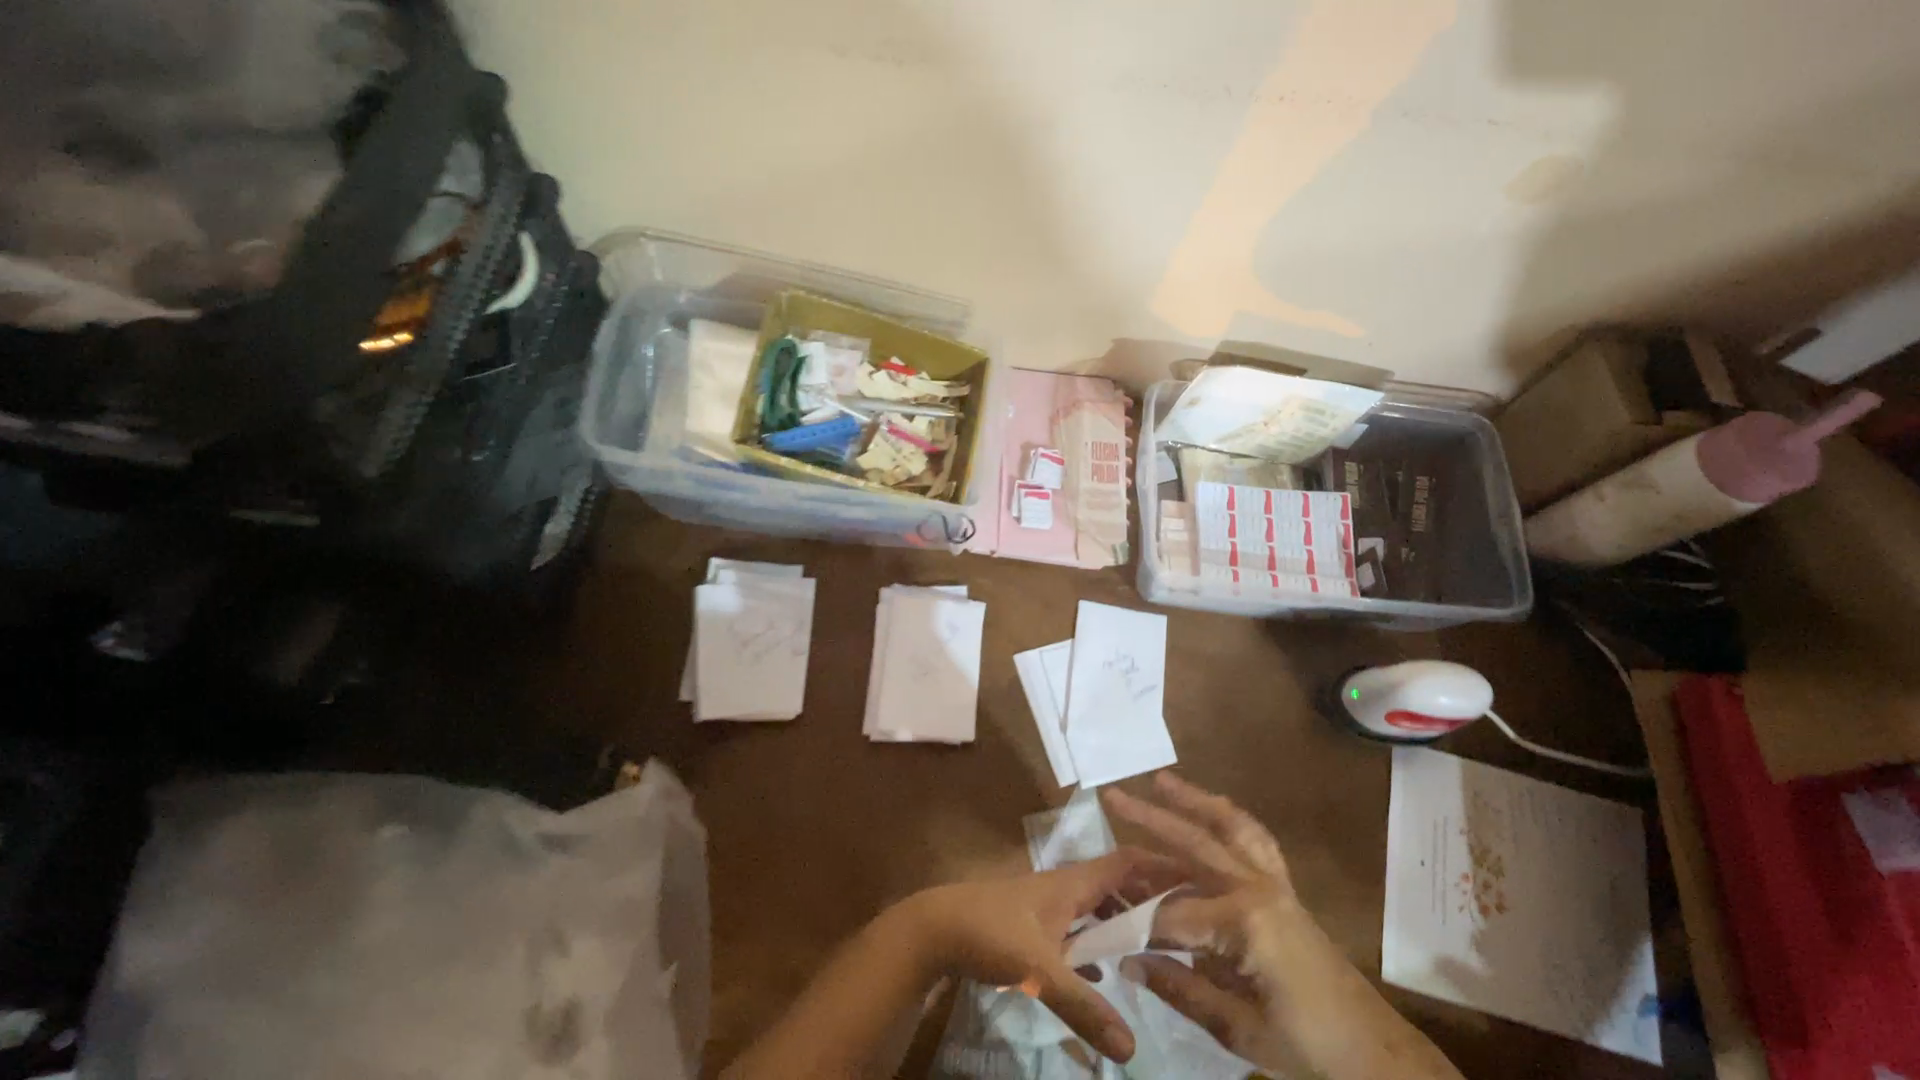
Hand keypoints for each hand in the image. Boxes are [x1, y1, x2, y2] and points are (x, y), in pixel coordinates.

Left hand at [894, 848, 1174, 1062]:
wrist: (933, 928)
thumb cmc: (990, 933)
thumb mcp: (1039, 970)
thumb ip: (1084, 1006)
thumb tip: (1132, 1047)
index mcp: (1074, 883)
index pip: (1129, 861)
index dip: (1164, 865)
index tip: (1202, 879)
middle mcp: (1065, 886)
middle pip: (1119, 883)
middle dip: (1152, 898)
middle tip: (1190, 923)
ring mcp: (1047, 904)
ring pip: (1097, 904)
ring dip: (1125, 919)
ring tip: (1157, 946)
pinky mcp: (1032, 923)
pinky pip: (1077, 924)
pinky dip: (1097, 938)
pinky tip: (1106, 966)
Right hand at [1103, 773, 1303, 1069]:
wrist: (1370, 1048)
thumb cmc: (1304, 1042)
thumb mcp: (1237, 1027)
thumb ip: (1180, 987)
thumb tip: (1128, 960)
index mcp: (1244, 923)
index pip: (1170, 914)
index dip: (1132, 923)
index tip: (1099, 927)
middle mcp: (1257, 889)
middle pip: (1194, 844)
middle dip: (1150, 820)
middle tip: (1113, 796)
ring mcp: (1275, 884)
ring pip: (1229, 827)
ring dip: (1193, 801)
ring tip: (1162, 780)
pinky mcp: (1285, 889)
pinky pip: (1255, 840)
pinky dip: (1229, 819)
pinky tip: (1211, 809)